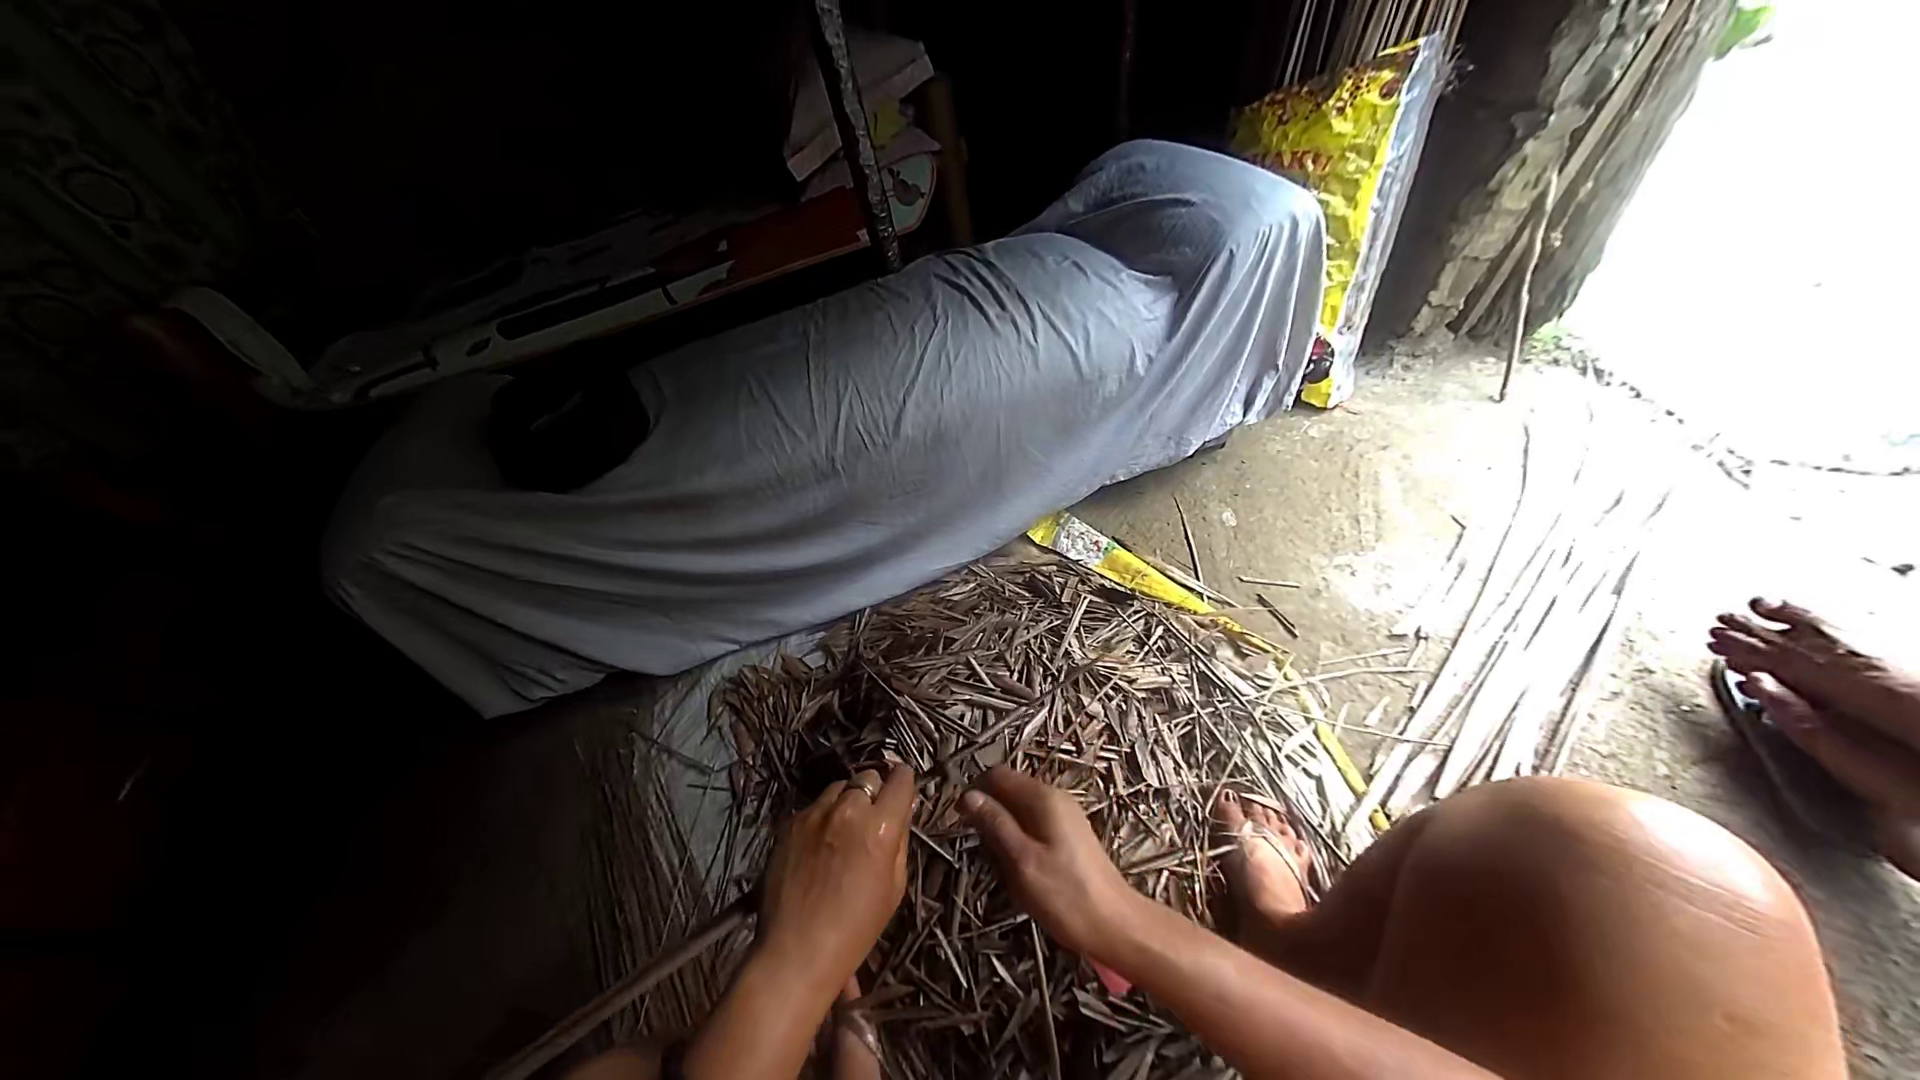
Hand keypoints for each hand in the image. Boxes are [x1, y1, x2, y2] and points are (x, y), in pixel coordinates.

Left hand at [757, 765, 916, 993]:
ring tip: (842, 829)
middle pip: (868, 776)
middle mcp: (848, 810)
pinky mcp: (791, 822)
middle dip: (874, 791)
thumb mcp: (894, 886)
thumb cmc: (856, 928)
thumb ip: (901, 839)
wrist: (797, 951)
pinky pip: (814, 807)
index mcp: (880, 826)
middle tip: (871, 816)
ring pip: (839, 788)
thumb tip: (905, 807)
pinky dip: (822, 817)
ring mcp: (816, 813)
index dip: (904, 783)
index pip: (900, 780)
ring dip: (846, 801)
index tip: (902, 792)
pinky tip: (819, 845)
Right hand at [960, 766, 1142, 958]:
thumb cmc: (1065, 896)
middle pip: (1010, 791)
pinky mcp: (1069, 836)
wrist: (1116, 926)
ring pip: (1020, 811)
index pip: (998, 775)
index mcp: (1043, 797)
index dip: (975, 791)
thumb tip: (968, 795)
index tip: (959, 820)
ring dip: (1004, 832)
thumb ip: (994, 824)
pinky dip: (1020, 842)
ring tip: (1002, 866)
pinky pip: (1034, 826)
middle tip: (983, 852)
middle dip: (990, 814)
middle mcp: (1055, 798)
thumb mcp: (1021, 860)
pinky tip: (1021, 871)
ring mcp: (1065, 816)